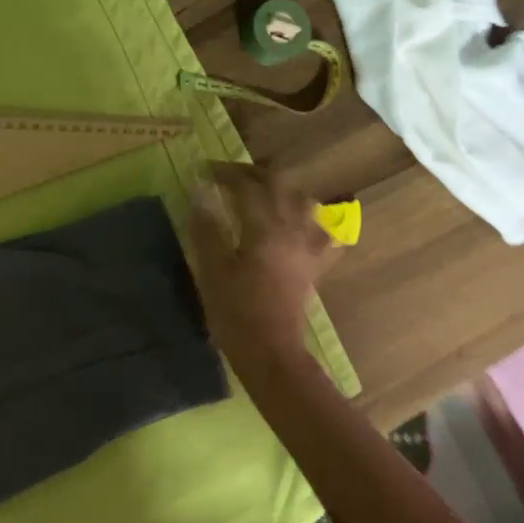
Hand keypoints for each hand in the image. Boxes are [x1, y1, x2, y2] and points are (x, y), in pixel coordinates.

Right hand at [187, 163, 341, 364]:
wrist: (269, 351)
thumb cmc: (234, 311)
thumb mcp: (212, 269)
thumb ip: (207, 227)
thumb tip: (199, 191)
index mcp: (265, 227)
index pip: (246, 186)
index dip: (223, 173)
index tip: (202, 171)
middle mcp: (292, 229)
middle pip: (279, 186)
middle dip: (253, 175)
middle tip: (227, 177)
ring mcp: (308, 247)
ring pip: (304, 203)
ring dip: (281, 191)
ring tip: (260, 195)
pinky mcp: (313, 266)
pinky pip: (323, 234)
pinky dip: (312, 222)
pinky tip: (300, 225)